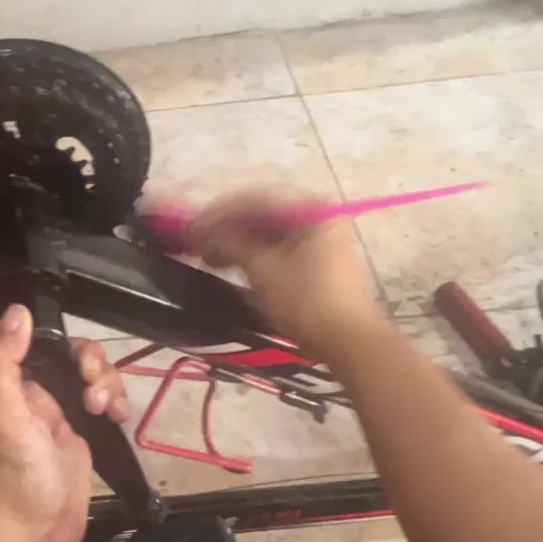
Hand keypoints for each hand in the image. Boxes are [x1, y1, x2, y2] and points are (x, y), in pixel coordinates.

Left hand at [0, 304, 129, 541]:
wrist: (33, 534)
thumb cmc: (17, 475)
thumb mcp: (4, 412)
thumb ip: (2, 361)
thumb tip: (18, 311)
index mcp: (15, 383)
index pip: (44, 341)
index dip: (67, 341)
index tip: (79, 360)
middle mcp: (39, 393)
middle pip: (75, 356)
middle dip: (94, 364)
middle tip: (93, 391)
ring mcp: (63, 415)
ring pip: (94, 378)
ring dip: (108, 383)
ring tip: (103, 410)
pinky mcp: (84, 437)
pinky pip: (105, 405)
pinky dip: (116, 403)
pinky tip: (116, 418)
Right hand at [186, 188, 389, 357]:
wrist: (350, 343)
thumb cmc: (305, 301)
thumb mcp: (261, 269)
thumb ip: (228, 244)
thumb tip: (203, 233)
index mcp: (310, 209)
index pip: (254, 199)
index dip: (217, 212)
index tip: (192, 229)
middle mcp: (319, 216)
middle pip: (262, 213)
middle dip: (227, 228)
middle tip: (198, 245)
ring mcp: (323, 238)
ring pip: (270, 232)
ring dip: (238, 243)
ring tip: (212, 259)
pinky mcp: (322, 261)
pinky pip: (281, 248)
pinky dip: (256, 255)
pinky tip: (235, 267)